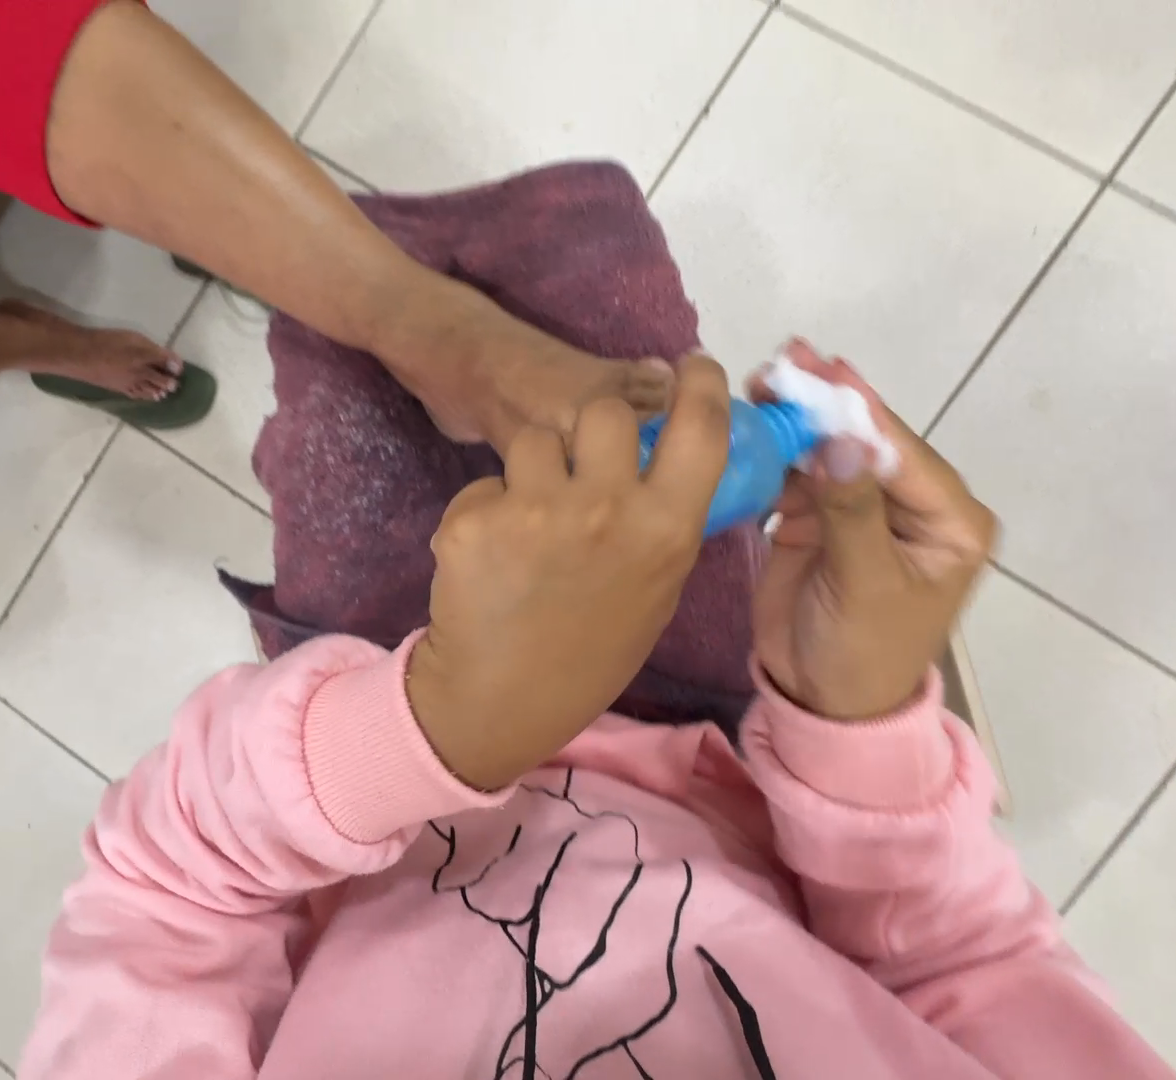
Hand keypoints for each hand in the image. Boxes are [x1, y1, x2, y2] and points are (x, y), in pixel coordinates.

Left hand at [407, 354, 731, 789]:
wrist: (501, 697)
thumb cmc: (587, 651)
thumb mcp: (652, 590)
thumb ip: (657, 523)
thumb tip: (659, 463)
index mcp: (663, 529)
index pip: (699, 428)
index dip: (699, 384)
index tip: (689, 366)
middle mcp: (606, 508)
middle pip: (603, 411)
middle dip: (590, 429)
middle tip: (578, 466)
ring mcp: (535, 511)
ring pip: (535, 440)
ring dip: (531, 471)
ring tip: (524, 527)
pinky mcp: (475, 520)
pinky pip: (484, 486)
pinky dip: (485, 513)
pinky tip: (485, 558)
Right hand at [753, 340, 997, 720]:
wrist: (819, 696)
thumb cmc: (862, 649)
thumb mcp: (866, 584)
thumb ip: (853, 511)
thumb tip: (838, 441)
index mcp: (947, 519)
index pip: (900, 452)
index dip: (859, 410)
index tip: (822, 368)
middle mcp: (906, 504)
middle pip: (862, 441)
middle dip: (824, 403)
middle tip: (784, 360)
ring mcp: (857, 509)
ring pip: (825, 452)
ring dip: (793, 421)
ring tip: (758, 386)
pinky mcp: (815, 521)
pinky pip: (795, 477)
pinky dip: (772, 454)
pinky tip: (750, 428)